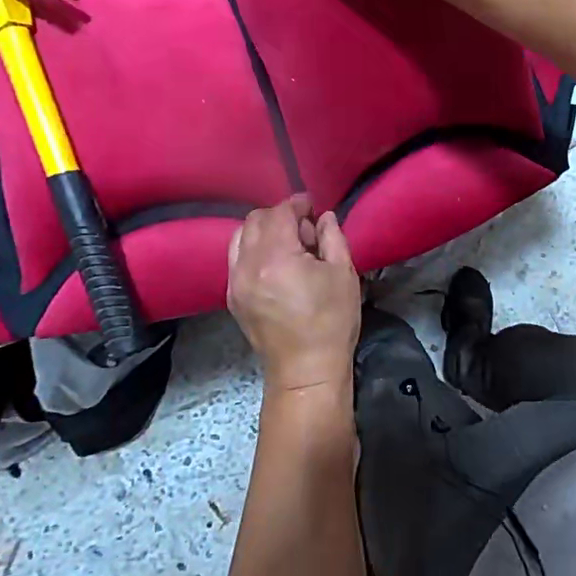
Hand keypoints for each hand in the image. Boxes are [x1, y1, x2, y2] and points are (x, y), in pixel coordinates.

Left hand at [227, 195, 360, 387]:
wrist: (306, 370)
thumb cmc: (332, 322)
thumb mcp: (343, 274)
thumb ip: (332, 238)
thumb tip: (323, 218)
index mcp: (277, 257)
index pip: (279, 213)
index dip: (296, 204)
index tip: (311, 207)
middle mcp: (248, 265)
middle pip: (255, 221)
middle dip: (279, 216)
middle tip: (304, 231)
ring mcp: (235, 282)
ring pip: (239, 238)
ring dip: (262, 231)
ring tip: (288, 246)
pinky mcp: (233, 298)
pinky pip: (236, 260)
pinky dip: (252, 250)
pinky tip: (275, 265)